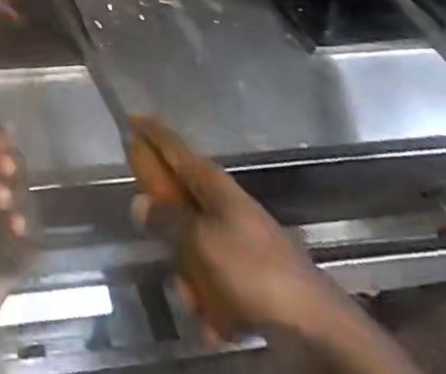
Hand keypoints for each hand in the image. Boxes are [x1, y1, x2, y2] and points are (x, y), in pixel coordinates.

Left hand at [0, 129, 18, 373]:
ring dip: (16, 210)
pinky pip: (25, 239)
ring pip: (16, 210)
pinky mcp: (5, 261)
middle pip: (4, 184)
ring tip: (10, 221)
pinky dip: (23, 235)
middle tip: (2, 194)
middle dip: (9, 184)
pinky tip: (17, 236)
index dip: (0, 157)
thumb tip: (8, 128)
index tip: (7, 160)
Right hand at [131, 117, 419, 373]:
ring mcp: (236, 241)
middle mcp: (224, 207)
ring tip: (202, 305)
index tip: (132, 119)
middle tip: (169, 260)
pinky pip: (211, 285)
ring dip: (191, 282)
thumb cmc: (254, 271)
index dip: (153, 135)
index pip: (176, 150)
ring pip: (190, 253)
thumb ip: (168, 221)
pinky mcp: (246, 276)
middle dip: (170, 241)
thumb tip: (140, 201)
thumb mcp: (201, 242)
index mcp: (214, 186)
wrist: (312, 325)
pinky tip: (220, 325)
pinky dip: (212, 306)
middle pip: (177, 208)